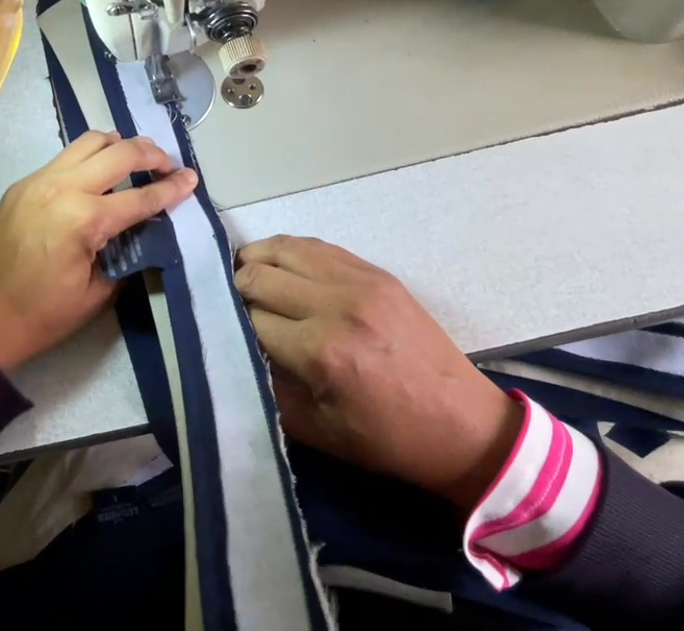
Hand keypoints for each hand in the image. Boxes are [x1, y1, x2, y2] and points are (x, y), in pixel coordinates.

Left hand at [0, 132, 198, 370]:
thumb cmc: (41, 316)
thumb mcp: (96, 293)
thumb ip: (126, 255)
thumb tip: (143, 232)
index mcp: (82, 218)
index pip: (140, 197)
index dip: (171, 189)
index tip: (192, 179)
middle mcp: (60, 187)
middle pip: (117, 151)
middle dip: (150, 154)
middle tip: (167, 165)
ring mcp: (37, 181)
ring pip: (87, 142)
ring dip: (117, 146)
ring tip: (136, 161)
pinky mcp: (22, 185)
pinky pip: (64, 158)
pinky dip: (89, 158)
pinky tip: (99, 177)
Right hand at [234, 236, 520, 508]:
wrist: (462, 424)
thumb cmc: (386, 438)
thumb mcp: (315, 429)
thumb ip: (267, 385)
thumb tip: (236, 347)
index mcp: (320, 352)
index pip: (249, 318)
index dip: (230, 326)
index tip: (221, 332)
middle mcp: (336, 306)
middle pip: (258, 275)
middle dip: (236, 289)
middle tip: (230, 306)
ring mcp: (359, 282)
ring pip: (283, 248)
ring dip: (256, 260)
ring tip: (246, 277)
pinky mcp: (376, 272)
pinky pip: (316, 245)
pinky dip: (288, 252)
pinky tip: (279, 266)